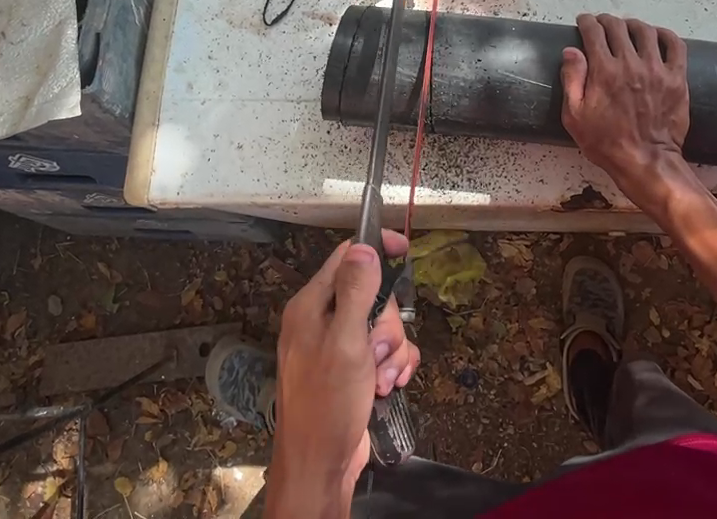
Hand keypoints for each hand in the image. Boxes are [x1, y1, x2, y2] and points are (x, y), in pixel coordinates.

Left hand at [266, 231, 418, 518]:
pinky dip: (394, 366)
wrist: (319, 468)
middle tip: (378, 351)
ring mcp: (338, 347)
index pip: (347, 256)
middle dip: (386, 323)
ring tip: (380, 378)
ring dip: (393, 351)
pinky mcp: (353, 370)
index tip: (405, 249)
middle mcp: (322, 320)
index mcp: (311, 305)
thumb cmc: (327, 403)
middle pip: (372, 294)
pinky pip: (385, 352)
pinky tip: (388, 386)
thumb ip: (355, 292)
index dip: (376, 249)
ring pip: (383, 326)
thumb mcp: (344, 341)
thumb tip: (364, 247)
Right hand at [560, 14, 694, 205]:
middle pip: (618, 27)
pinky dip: (665, 34)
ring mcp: (657, 69)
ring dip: (632, 24)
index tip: (584, 22)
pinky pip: (675, 45)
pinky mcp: (677, 78)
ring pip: (645, 31)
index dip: (586, 22)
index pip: (594, 32)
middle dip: (606, 21)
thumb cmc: (605, 142)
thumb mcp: (574, 116)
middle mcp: (631, 63)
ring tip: (627, 28)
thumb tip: (571, 50)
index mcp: (604, 71)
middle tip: (602, 24)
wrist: (645, 161)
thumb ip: (571, 80)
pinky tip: (656, 36)